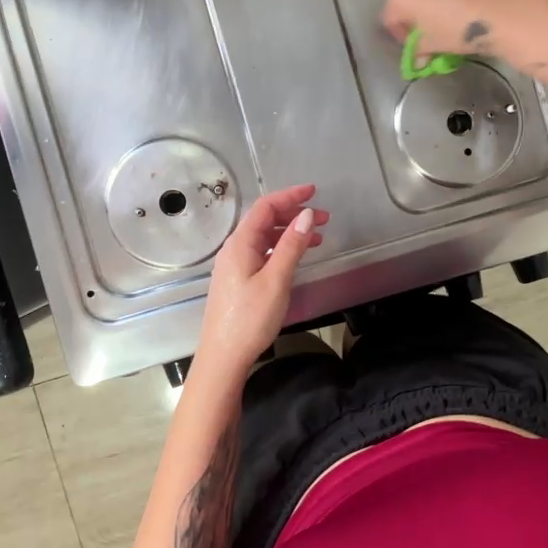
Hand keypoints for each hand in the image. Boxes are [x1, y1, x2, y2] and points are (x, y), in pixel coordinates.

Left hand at [196, 184, 328, 373]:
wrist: (224, 356)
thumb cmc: (250, 319)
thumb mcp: (276, 280)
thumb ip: (291, 246)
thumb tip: (306, 215)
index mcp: (240, 244)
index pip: (265, 207)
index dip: (290, 196)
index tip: (314, 191)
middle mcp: (234, 249)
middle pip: (265, 220)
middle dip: (294, 213)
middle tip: (324, 217)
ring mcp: (235, 265)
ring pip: (265, 237)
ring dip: (290, 232)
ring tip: (317, 236)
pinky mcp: (238, 280)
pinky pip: (262, 252)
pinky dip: (282, 248)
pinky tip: (297, 256)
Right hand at [382, 0, 525, 57]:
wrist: (506, 8)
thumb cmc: (463, 31)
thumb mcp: (436, 45)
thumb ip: (419, 50)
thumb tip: (418, 58)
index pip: (390, 16)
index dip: (399, 33)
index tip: (414, 44)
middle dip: (413, 9)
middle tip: (430, 25)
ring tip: (448, 7)